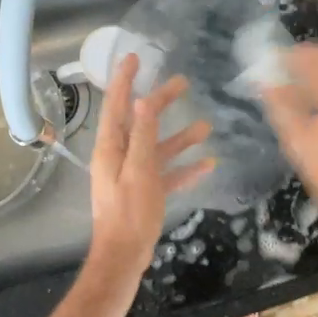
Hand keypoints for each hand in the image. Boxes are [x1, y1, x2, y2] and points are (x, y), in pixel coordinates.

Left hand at [86, 54, 214, 277]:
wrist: (123, 258)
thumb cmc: (129, 212)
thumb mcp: (139, 170)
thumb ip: (143, 135)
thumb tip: (144, 100)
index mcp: (110, 148)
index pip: (116, 104)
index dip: (124, 80)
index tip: (134, 58)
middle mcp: (118, 156)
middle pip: (140, 121)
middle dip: (160, 102)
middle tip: (183, 83)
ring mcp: (132, 175)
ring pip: (157, 147)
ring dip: (179, 136)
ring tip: (206, 125)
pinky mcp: (144, 192)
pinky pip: (166, 173)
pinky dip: (184, 167)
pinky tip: (207, 164)